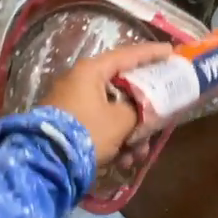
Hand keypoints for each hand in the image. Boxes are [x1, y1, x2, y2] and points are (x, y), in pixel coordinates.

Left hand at [39, 42, 174, 167]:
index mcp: (91, 71)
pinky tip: (122, 161)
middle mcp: (80, 81)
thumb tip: (142, 109)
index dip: (152, 54)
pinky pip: (99, 125)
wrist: (45, 164)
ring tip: (138, 155)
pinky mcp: (68, 124)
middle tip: (162, 116)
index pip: (128, 55)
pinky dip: (113, 140)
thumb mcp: (121, 120)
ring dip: (130, 132)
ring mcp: (72, 103)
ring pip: (112, 112)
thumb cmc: (87, 132)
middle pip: (122, 88)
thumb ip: (141, 108)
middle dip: (144, 109)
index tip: (171, 52)